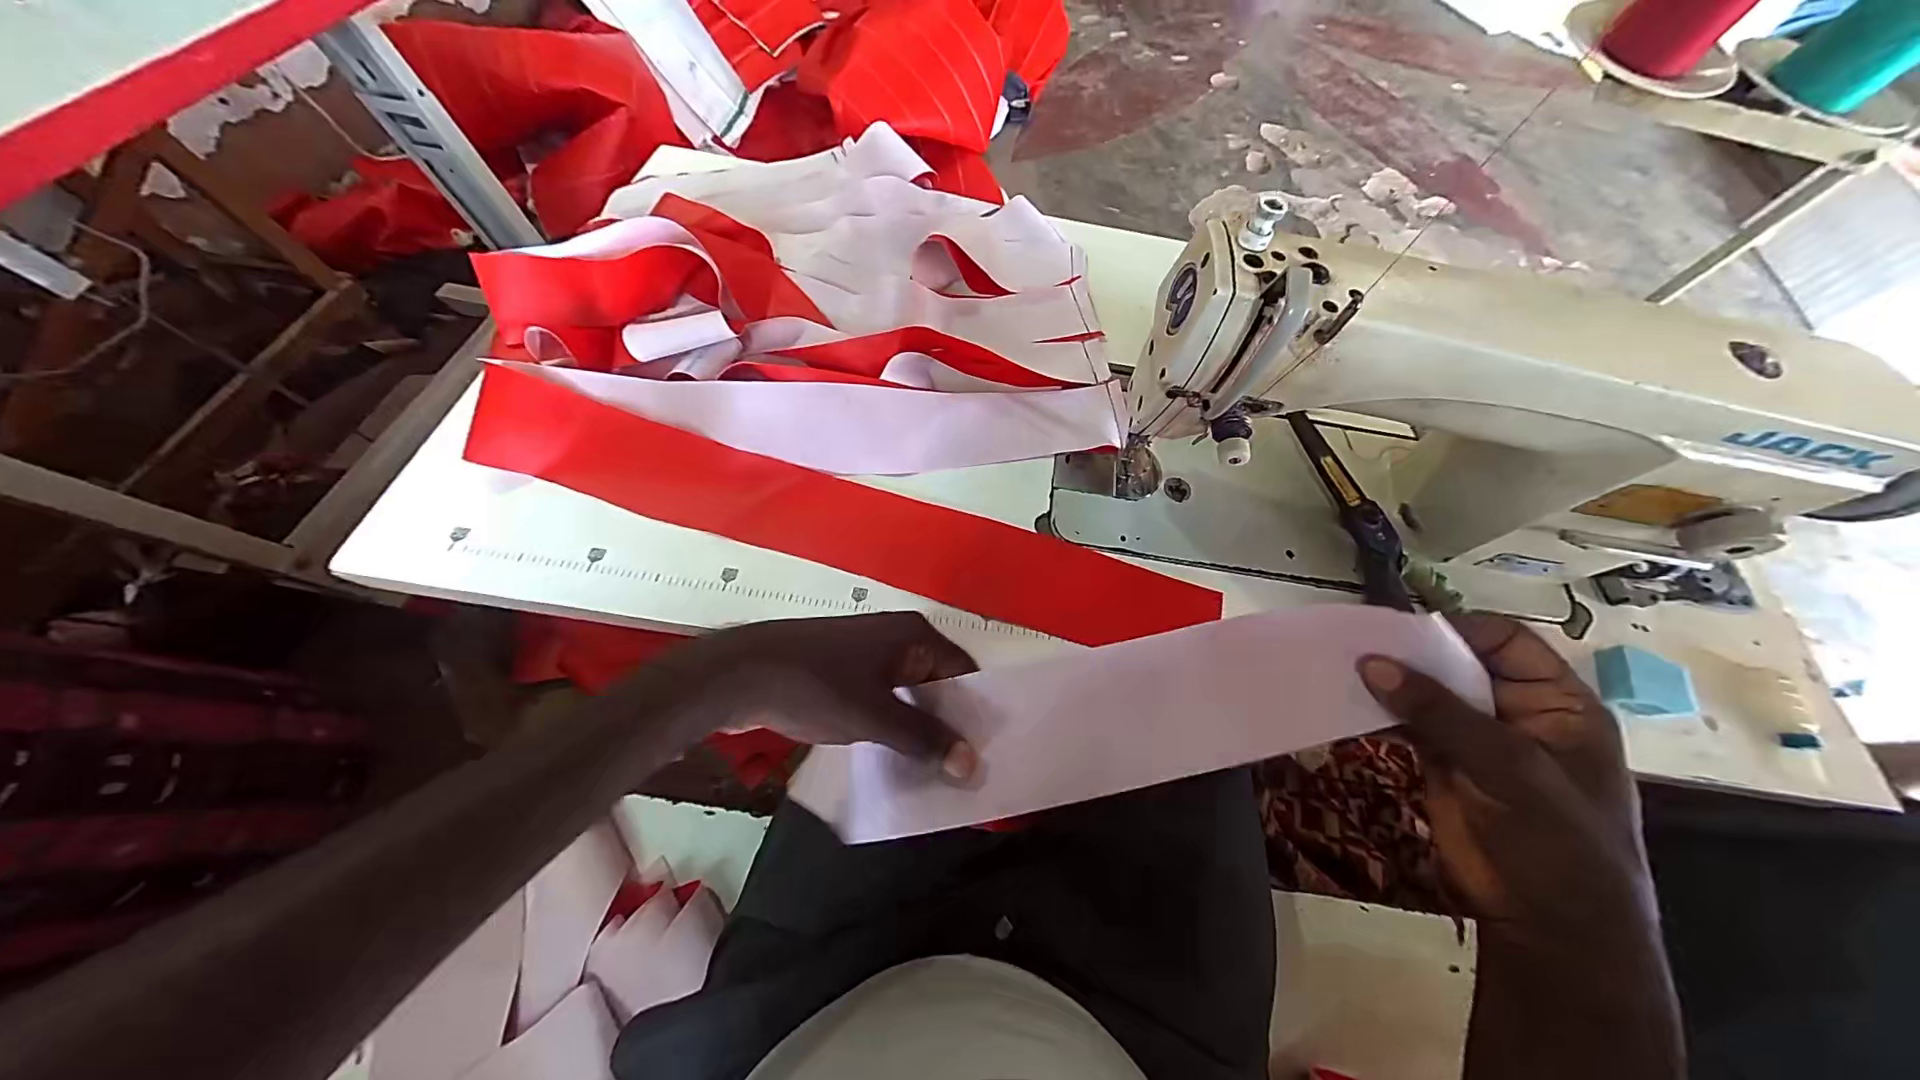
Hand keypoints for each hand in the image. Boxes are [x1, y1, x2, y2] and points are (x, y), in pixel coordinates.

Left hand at [643, 612, 980, 779]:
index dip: (976, 712)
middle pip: (938, 683)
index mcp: (914, 635)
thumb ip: (925, 739)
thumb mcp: (876, 717)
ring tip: (933, 770)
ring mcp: (869, 652)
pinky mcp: (846, 669)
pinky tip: (895, 756)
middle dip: (947, 724)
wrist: (740, 674)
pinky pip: (883, 697)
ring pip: (909, 693)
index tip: (985, 753)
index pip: (964, 672)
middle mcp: (897, 637)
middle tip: (962, 769)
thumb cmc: (815, 686)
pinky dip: (892, 723)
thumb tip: (971, 764)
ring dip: (918, 728)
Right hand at [1356, 614, 1653, 938]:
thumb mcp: (1508, 769)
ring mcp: (1475, 738)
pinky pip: (1405, 724)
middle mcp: (1514, 712)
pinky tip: (1346, 705)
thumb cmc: (1557, 844)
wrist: (1547, 926)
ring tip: (1340, 668)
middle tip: (1356, 644)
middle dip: (1411, 654)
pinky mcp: (1441, 762)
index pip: (1505, 642)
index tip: (1401, 633)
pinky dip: (1377, 713)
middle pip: (1457, 663)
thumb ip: (1441, 712)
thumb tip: (1372, 663)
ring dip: (1388, 683)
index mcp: (1556, 704)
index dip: (1457, 631)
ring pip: (1425, 693)